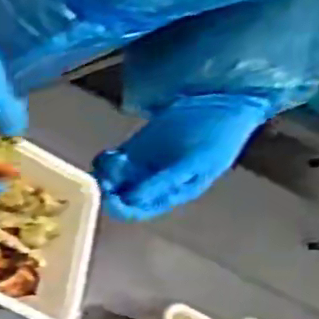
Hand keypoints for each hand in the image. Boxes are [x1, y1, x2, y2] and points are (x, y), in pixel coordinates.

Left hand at [93, 94, 268, 219]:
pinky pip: (105, 165)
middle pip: (114, 197)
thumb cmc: (215, 137)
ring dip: (104, 173)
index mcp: (169, 194)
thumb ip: (164, 181)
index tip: (107, 196)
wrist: (214, 106)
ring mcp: (135, 170)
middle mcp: (148, 186)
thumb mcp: (196, 162)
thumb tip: (132, 200)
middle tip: (110, 172)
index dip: (117, 208)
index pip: (136, 212)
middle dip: (105, 188)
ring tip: (118, 157)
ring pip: (106, 181)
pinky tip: (113, 152)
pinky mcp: (128, 154)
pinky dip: (103, 161)